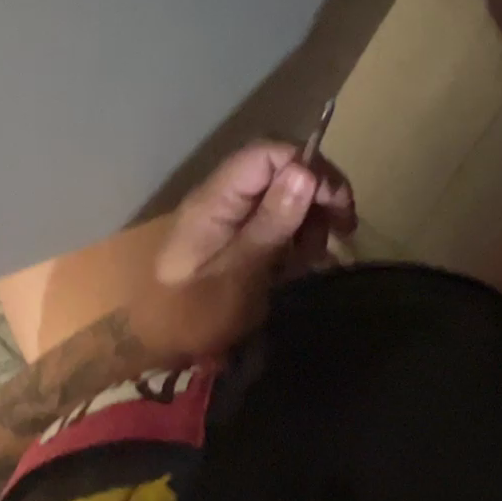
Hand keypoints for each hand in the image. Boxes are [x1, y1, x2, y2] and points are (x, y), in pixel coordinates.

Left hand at [128, 141, 354, 361]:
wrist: (159, 347)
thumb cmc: (196, 316)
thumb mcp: (240, 274)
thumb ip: (271, 223)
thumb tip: (305, 172)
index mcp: (215, 200)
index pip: (267, 153)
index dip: (309, 167)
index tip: (337, 204)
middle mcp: (221, 198)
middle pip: (279, 169)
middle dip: (316, 194)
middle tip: (342, 230)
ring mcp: (228, 217)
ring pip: (283, 194)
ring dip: (310, 219)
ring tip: (316, 257)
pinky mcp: (236, 237)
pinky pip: (275, 221)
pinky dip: (296, 237)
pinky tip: (302, 264)